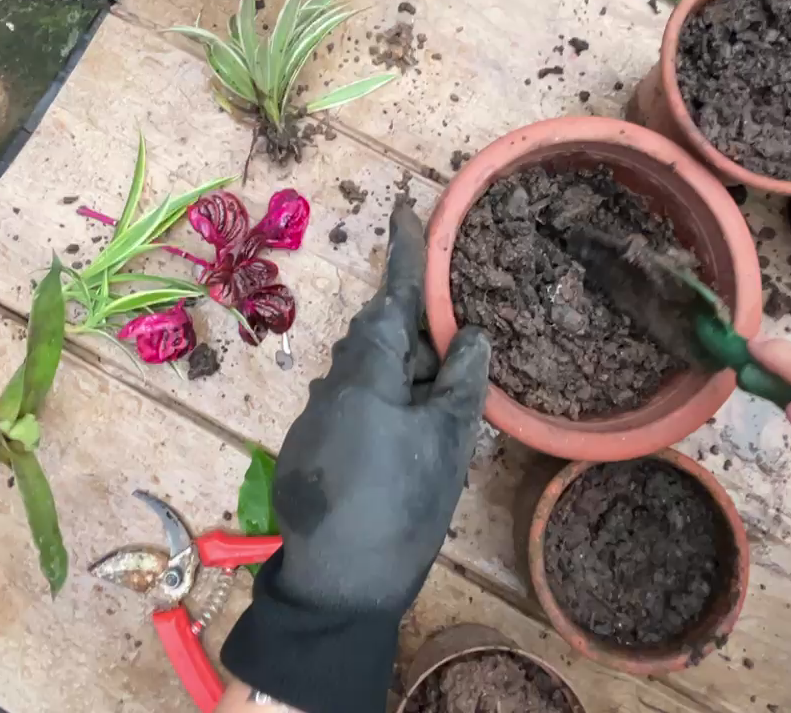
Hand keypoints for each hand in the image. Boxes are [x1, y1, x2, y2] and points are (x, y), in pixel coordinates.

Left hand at [270, 203, 491, 610]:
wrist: (334, 583)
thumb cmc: (398, 505)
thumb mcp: (445, 443)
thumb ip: (460, 381)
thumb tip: (473, 334)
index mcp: (367, 365)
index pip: (393, 293)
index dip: (405, 250)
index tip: (407, 207)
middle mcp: (336, 375)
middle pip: (384, 331)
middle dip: (420, 332)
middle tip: (458, 349)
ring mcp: (322, 407)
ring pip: (373, 367)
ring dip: (407, 371)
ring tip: (440, 400)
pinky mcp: (317, 437)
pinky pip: (360, 396)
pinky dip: (390, 398)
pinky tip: (411, 431)